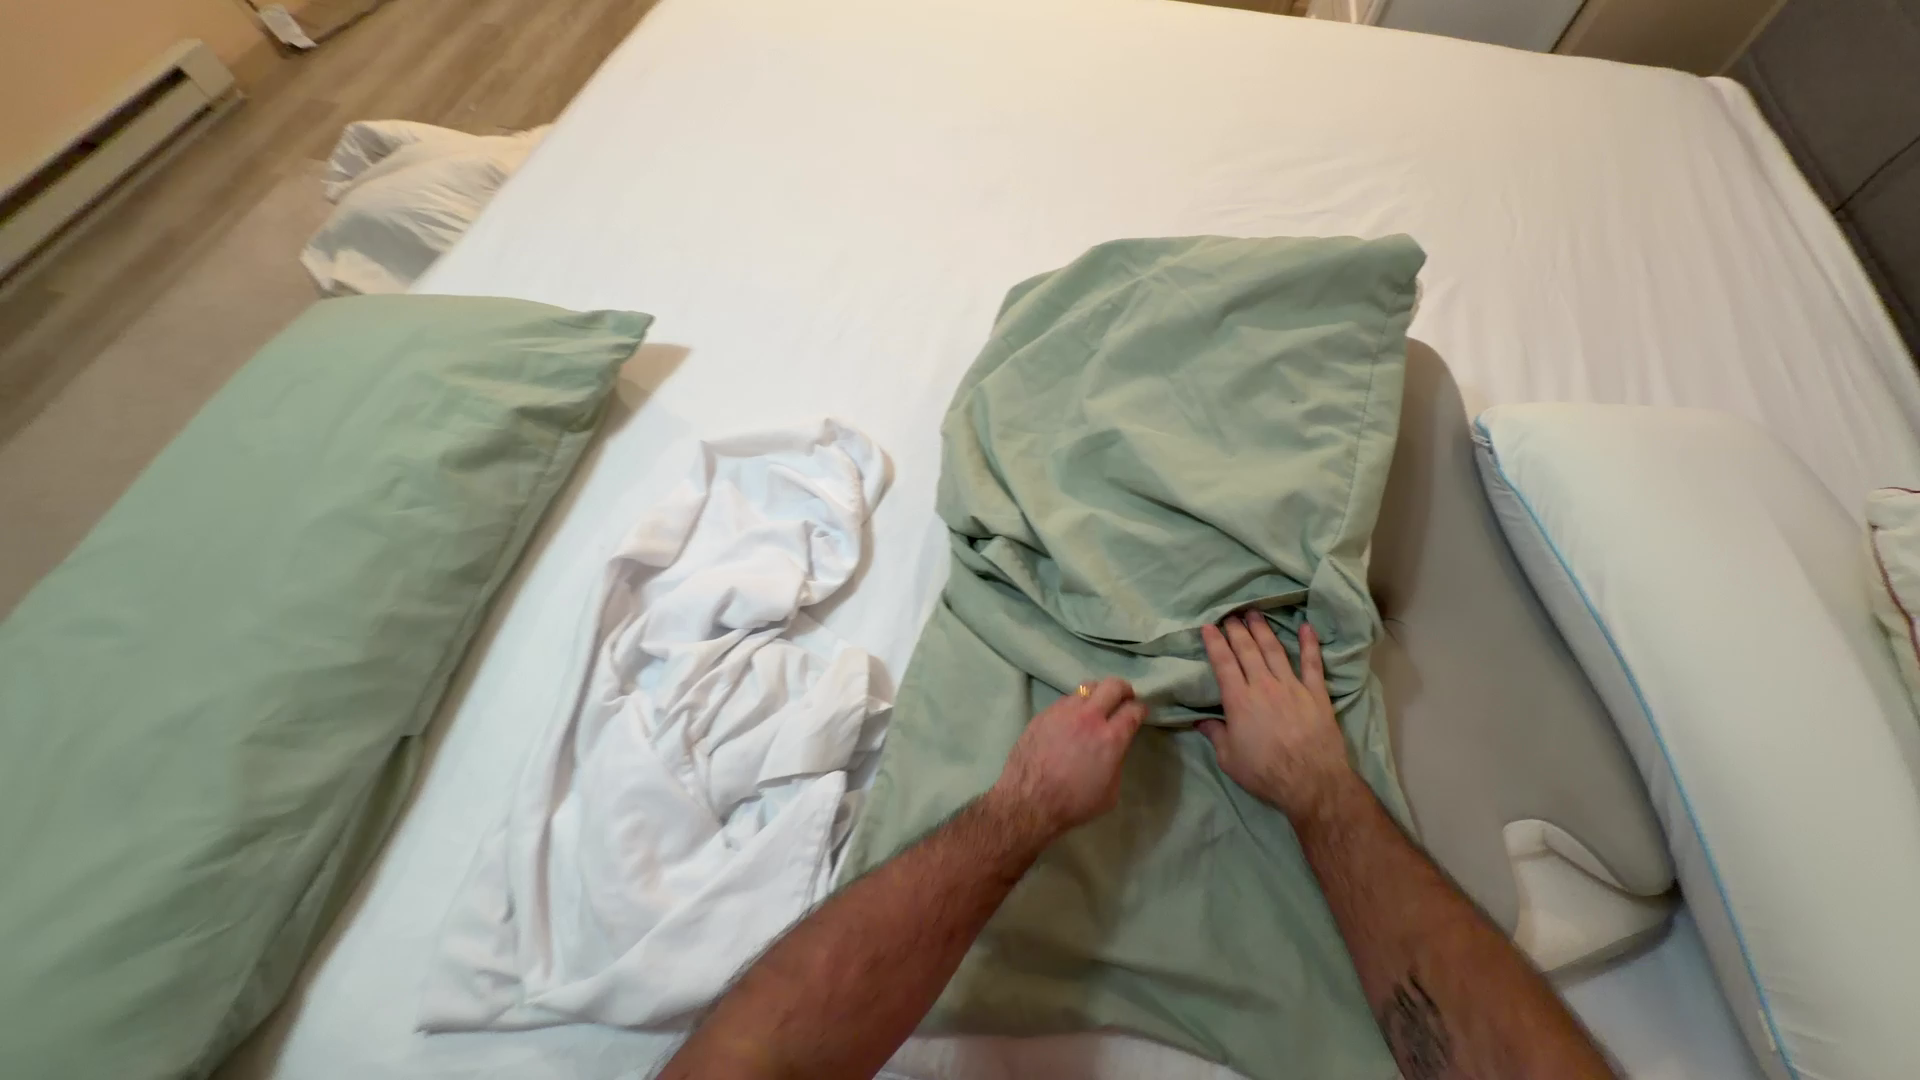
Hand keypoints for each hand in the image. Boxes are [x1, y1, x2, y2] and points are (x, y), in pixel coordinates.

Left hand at [988, 677, 1145, 841]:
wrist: (1029, 800)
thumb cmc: (1073, 803)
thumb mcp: (1110, 792)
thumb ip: (1116, 762)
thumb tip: (1114, 748)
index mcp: (1110, 738)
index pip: (1133, 710)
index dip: (1140, 709)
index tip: (1140, 712)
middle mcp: (1089, 717)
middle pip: (1113, 686)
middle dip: (1123, 689)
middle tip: (1124, 699)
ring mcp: (1064, 711)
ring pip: (1087, 687)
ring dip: (1097, 695)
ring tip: (1095, 707)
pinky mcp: (1044, 713)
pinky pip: (1066, 700)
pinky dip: (1075, 705)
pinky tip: (1071, 719)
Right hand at [1198, 613, 1352, 820]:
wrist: (1311, 782)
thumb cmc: (1264, 772)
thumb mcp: (1228, 758)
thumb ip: (1215, 734)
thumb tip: (1201, 721)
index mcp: (1239, 700)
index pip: (1223, 663)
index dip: (1214, 642)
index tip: (1208, 626)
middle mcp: (1263, 686)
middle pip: (1247, 650)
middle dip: (1237, 630)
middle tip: (1230, 615)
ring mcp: (1292, 687)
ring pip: (1274, 651)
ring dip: (1263, 630)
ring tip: (1255, 614)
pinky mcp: (1316, 694)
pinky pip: (1313, 664)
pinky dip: (1310, 644)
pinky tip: (1306, 628)